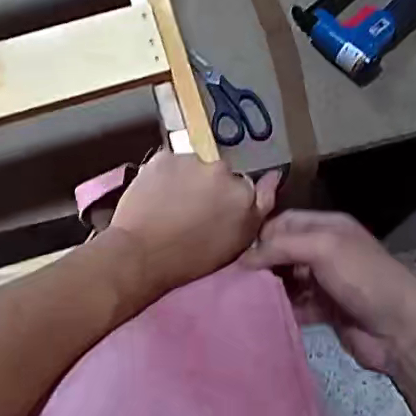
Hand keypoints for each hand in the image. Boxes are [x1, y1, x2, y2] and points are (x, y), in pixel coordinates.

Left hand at [104, 154, 279, 293]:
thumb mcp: (235, 242)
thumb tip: (273, 176)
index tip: (215, 212)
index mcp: (244, 193)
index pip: (244, 186)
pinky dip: (164, 175)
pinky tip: (155, 195)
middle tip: (191, 210)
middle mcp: (222, 169)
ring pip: (193, 165)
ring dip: (187, 178)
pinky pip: (169, 163)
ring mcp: (191, 160)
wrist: (141, 254)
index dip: (229, 199)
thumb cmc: (191, 259)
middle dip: (209, 186)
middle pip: (219, 173)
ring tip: (170, 204)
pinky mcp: (163, 157)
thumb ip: (259, 208)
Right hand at [245, 210, 415, 373]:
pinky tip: (258, 314)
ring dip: (267, 286)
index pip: (284, 222)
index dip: (261, 235)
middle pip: (282, 250)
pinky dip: (279, 308)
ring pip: (286, 279)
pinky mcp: (325, 310)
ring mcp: (325, 282)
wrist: (401, 332)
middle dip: (260, 262)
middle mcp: (326, 250)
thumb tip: (243, 259)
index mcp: (328, 226)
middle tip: (232, 276)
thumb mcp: (323, 249)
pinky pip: (294, 305)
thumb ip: (281, 246)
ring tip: (240, 296)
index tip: (234, 253)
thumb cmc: (363, 279)